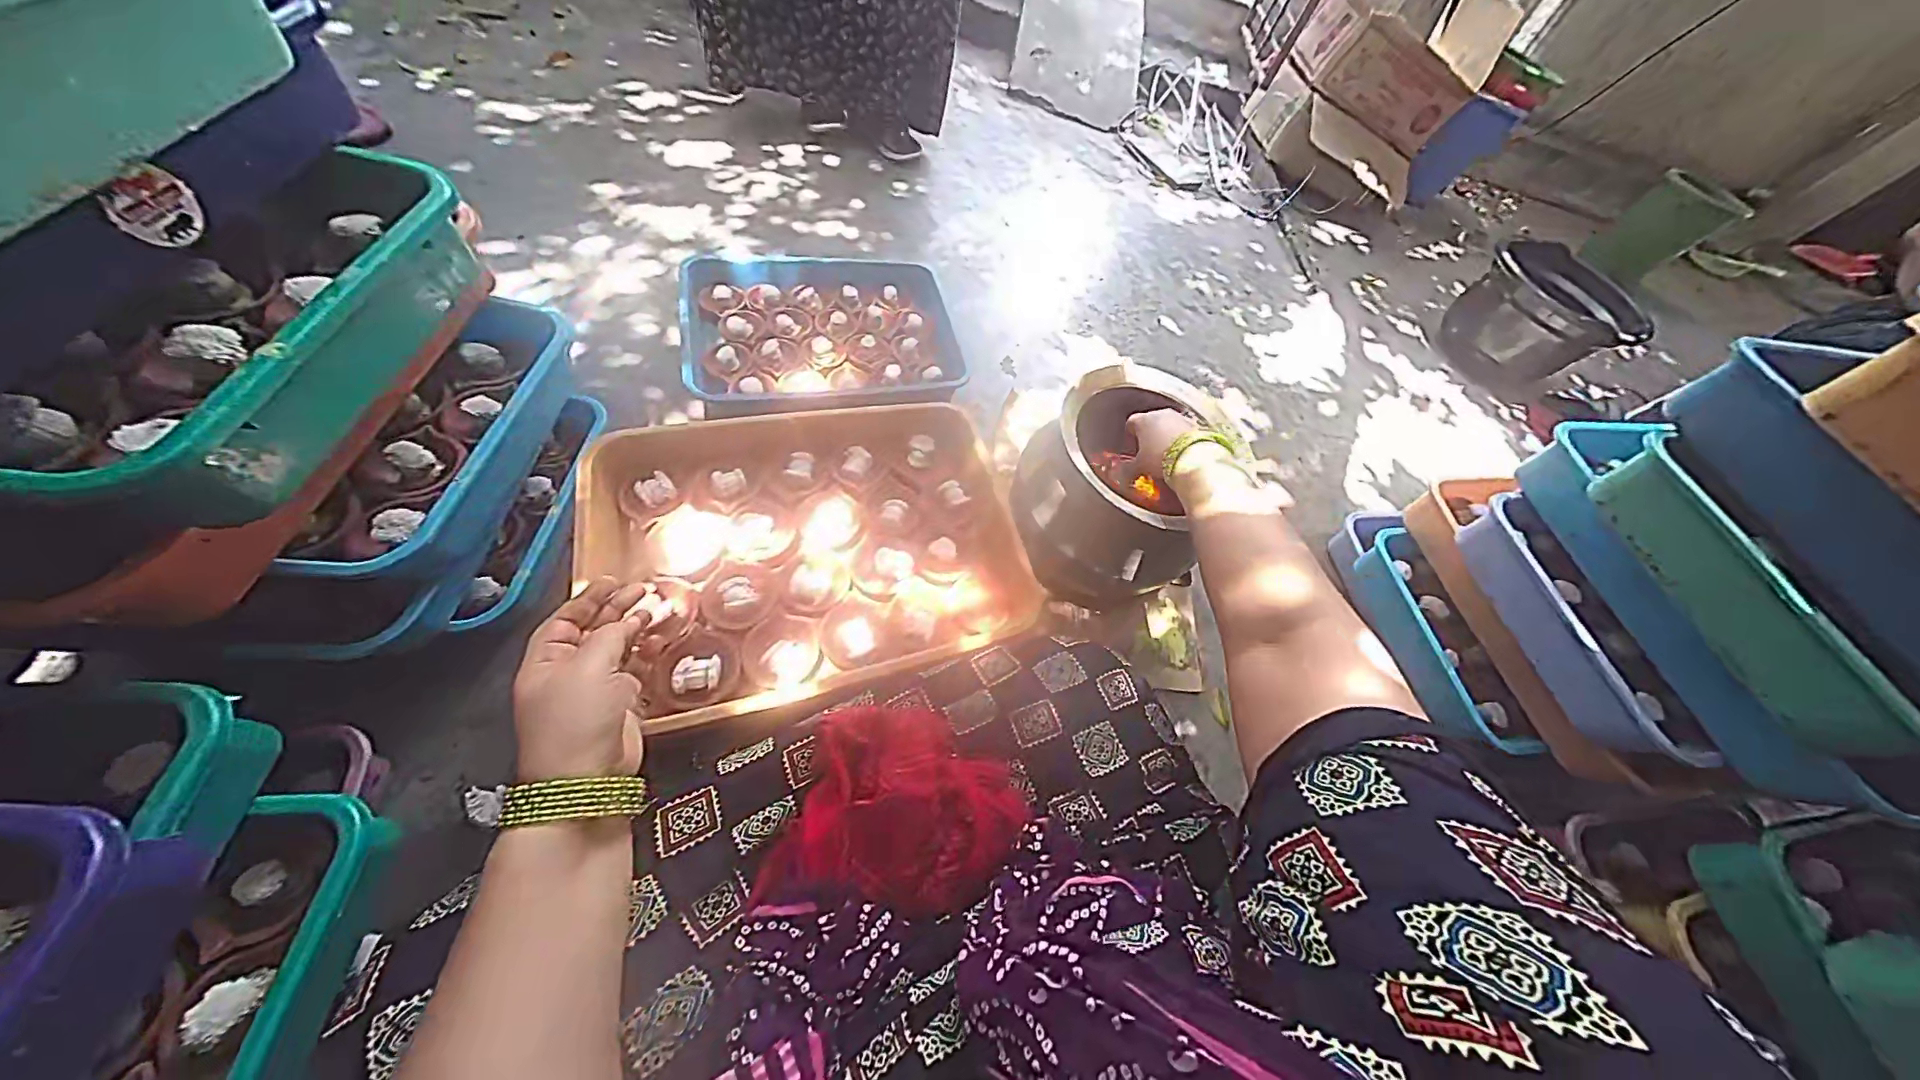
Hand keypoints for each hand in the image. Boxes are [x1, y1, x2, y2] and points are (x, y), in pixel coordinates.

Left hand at [512, 577, 652, 782]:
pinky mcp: (620, 702)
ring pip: (619, 648)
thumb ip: (611, 636)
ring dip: (637, 628)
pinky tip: (658, 639)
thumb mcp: (588, 667)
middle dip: (618, 609)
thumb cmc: (574, 722)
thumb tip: (631, 620)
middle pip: (594, 630)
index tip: (611, 582)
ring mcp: (596, 688)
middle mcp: (568, 672)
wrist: (588, 777)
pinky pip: (635, 668)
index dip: (589, 599)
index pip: (565, 620)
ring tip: (656, 609)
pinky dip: (648, 652)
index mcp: (545, 662)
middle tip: (642, 590)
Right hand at [1126, 408, 1201, 481]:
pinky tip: (1179, 453)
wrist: (1193, 458)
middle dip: (1148, 437)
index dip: (1130, 437)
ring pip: (1167, 425)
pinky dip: (1179, 439)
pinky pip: (1181, 430)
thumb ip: (1129, 469)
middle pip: (1150, 422)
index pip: (1131, 423)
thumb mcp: (1140, 466)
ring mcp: (1179, 417)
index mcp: (1142, 420)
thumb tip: (1123, 475)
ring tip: (1165, 455)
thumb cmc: (1160, 458)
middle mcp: (1160, 413)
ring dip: (1164, 437)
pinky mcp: (1194, 423)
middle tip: (1149, 454)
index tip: (1133, 449)